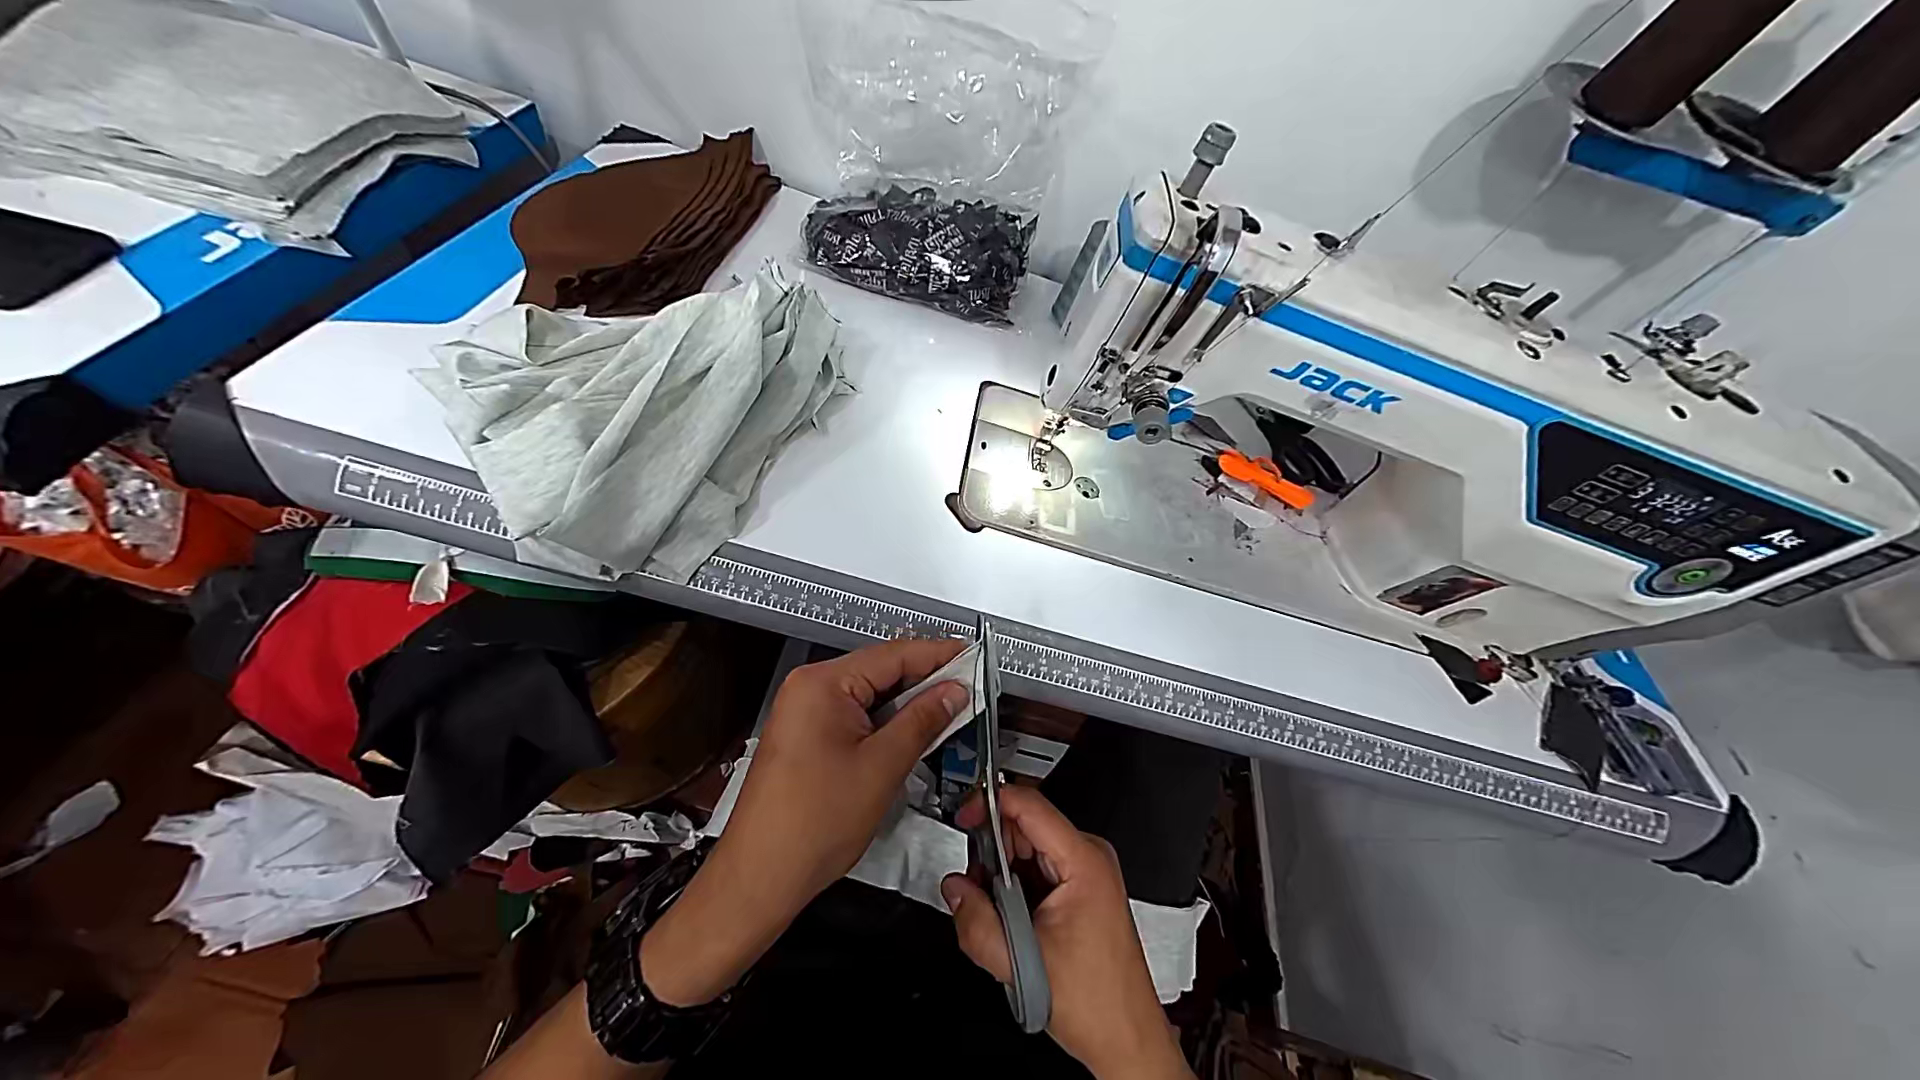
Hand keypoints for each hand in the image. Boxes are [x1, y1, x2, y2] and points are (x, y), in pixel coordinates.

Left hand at [641, 638, 969, 1005]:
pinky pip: (856, 714)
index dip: (939, 655)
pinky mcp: (807, 734)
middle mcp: (808, 689)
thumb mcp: (882, 767)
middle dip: (927, 681)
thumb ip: (923, 721)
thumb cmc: (806, 827)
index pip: (894, 654)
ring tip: (947, 714)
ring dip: (908, 704)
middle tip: (967, 690)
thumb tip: (951, 692)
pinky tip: (912, 732)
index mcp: (821, 685)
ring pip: (871, 695)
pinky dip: (887, 722)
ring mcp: (804, 711)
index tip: (970, 657)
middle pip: (882, 670)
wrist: (760, 876)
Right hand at [943, 787, 1192, 1079]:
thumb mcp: (1022, 966)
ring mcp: (1086, 869)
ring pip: (1027, 845)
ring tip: (997, 911)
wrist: (1126, 1037)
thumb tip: (956, 889)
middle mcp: (1089, 856)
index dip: (990, 804)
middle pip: (1024, 823)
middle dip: (991, 849)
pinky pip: (1036, 864)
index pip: (1029, 804)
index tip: (965, 816)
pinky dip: (1014, 883)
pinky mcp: (1078, 884)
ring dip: (1001, 871)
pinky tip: (1012, 917)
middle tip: (976, 884)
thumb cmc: (1097, 1003)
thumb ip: (977, 924)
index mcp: (1084, 861)